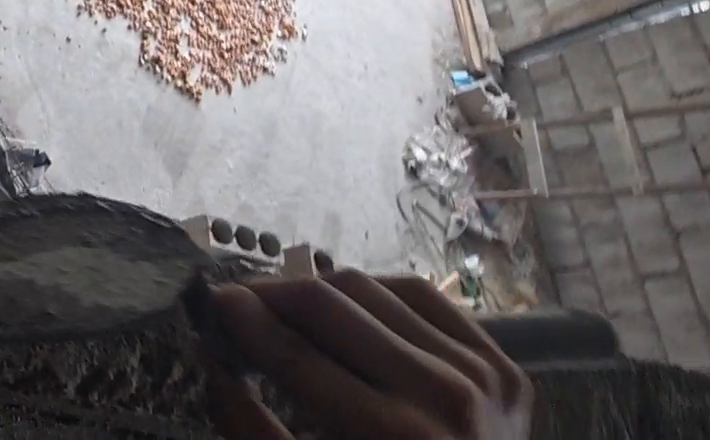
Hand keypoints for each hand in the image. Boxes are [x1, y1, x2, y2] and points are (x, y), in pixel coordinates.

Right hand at [205, 271, 530, 439]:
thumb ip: (248, 426)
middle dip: (269, 294)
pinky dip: (373, 293)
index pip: (294, 351)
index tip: (211, 298)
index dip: (242, 318)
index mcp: (396, 439)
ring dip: (315, 292)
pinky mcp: (502, 366)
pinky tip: (353, 315)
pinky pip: (416, 292)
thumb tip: (206, 352)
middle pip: (324, 301)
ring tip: (293, 313)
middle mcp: (445, 397)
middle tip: (241, 303)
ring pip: (363, 285)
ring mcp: (481, 376)